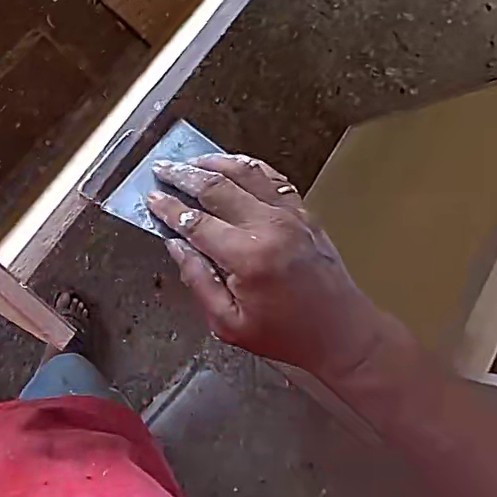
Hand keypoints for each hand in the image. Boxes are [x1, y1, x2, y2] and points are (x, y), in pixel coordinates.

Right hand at [146, 154, 393, 381]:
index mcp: (248, 257)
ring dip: (212, 163)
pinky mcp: (304, 214)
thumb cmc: (286, 334)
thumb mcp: (226, 322)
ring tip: (189, 161)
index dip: (168, 207)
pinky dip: (247, 166)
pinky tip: (230, 165)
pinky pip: (272, 179)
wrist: (345, 336)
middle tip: (160, 169)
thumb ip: (196, 279)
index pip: (195, 221)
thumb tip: (175, 244)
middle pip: (217, 186)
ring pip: (245, 173)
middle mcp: (270, 228)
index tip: (151, 198)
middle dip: (182, 175)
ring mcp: (291, 217)